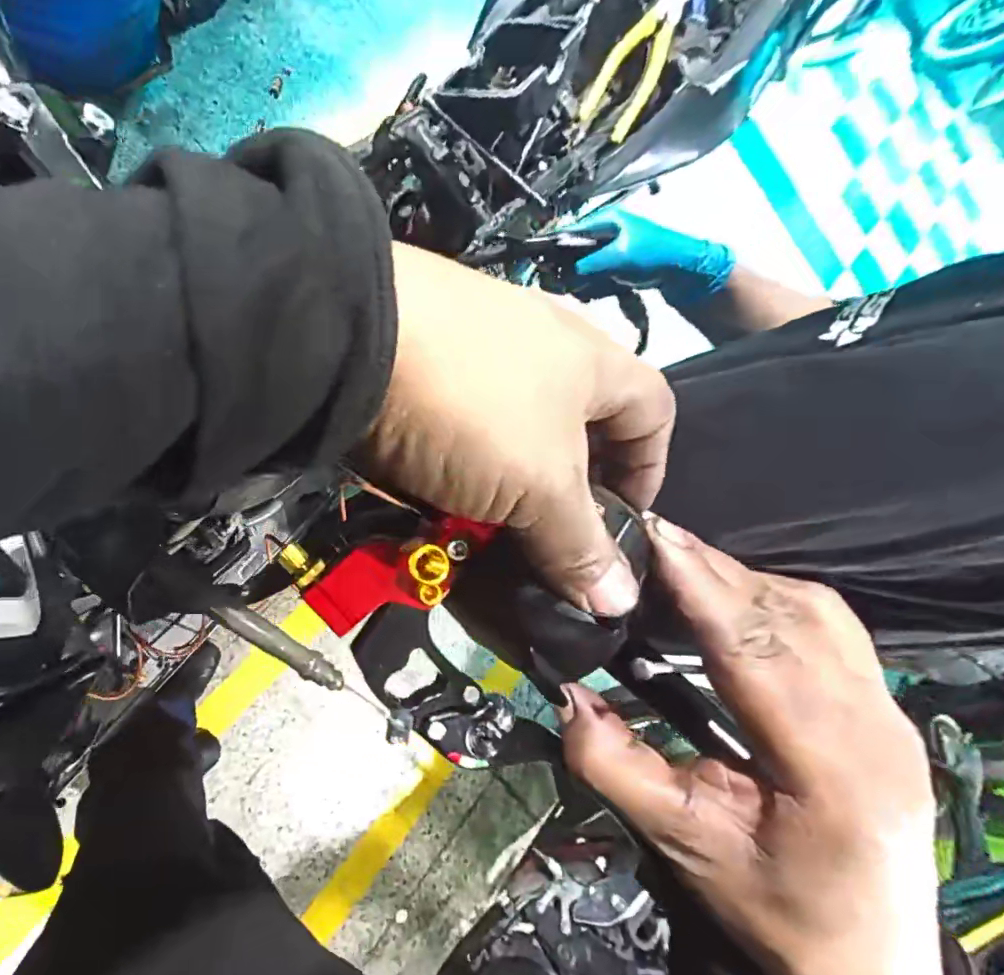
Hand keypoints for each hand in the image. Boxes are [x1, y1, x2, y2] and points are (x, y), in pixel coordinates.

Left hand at [358, 243, 674, 615]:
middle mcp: (535, 347)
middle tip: (537, 543)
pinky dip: (443, 473)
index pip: (652, 413)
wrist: (351, 348)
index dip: (648, 472)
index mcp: (593, 359)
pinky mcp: (411, 376)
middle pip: (568, 433)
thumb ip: (577, 540)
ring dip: (493, 491)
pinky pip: (444, 436)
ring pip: (498, 441)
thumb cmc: (471, 408)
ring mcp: (466, 358)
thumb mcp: (538, 481)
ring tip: (477, 531)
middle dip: (556, 495)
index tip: (626, 526)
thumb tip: (619, 599)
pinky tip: (428, 500)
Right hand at [555, 208, 735, 306]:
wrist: (684, 271)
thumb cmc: (653, 255)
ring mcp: (604, 251)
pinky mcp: (608, 266)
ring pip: (575, 269)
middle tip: (568, 285)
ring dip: (577, 283)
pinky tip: (594, 293)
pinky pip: (587, 278)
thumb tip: (558, 276)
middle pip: (567, 254)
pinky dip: (587, 288)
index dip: (552, 250)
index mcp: (603, 221)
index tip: (544, 269)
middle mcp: (601, 233)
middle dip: (566, 272)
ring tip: (588, 291)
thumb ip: (586, 265)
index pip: (566, 233)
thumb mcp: (618, 256)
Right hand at [561, 517, 945, 974]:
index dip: (704, 589)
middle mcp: (876, 726)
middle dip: (715, 568)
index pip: (760, 652)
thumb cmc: (770, 907)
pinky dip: (769, 597)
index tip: (654, 537)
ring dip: (742, 577)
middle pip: (794, 617)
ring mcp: (891, 713)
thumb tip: (565, 695)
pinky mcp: (882, 708)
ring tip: (673, 563)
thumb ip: (615, 766)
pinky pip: (829, 628)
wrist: (864, 960)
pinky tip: (726, 598)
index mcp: (832, 767)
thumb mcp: (679, 842)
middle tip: (644, 538)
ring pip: (819, 613)